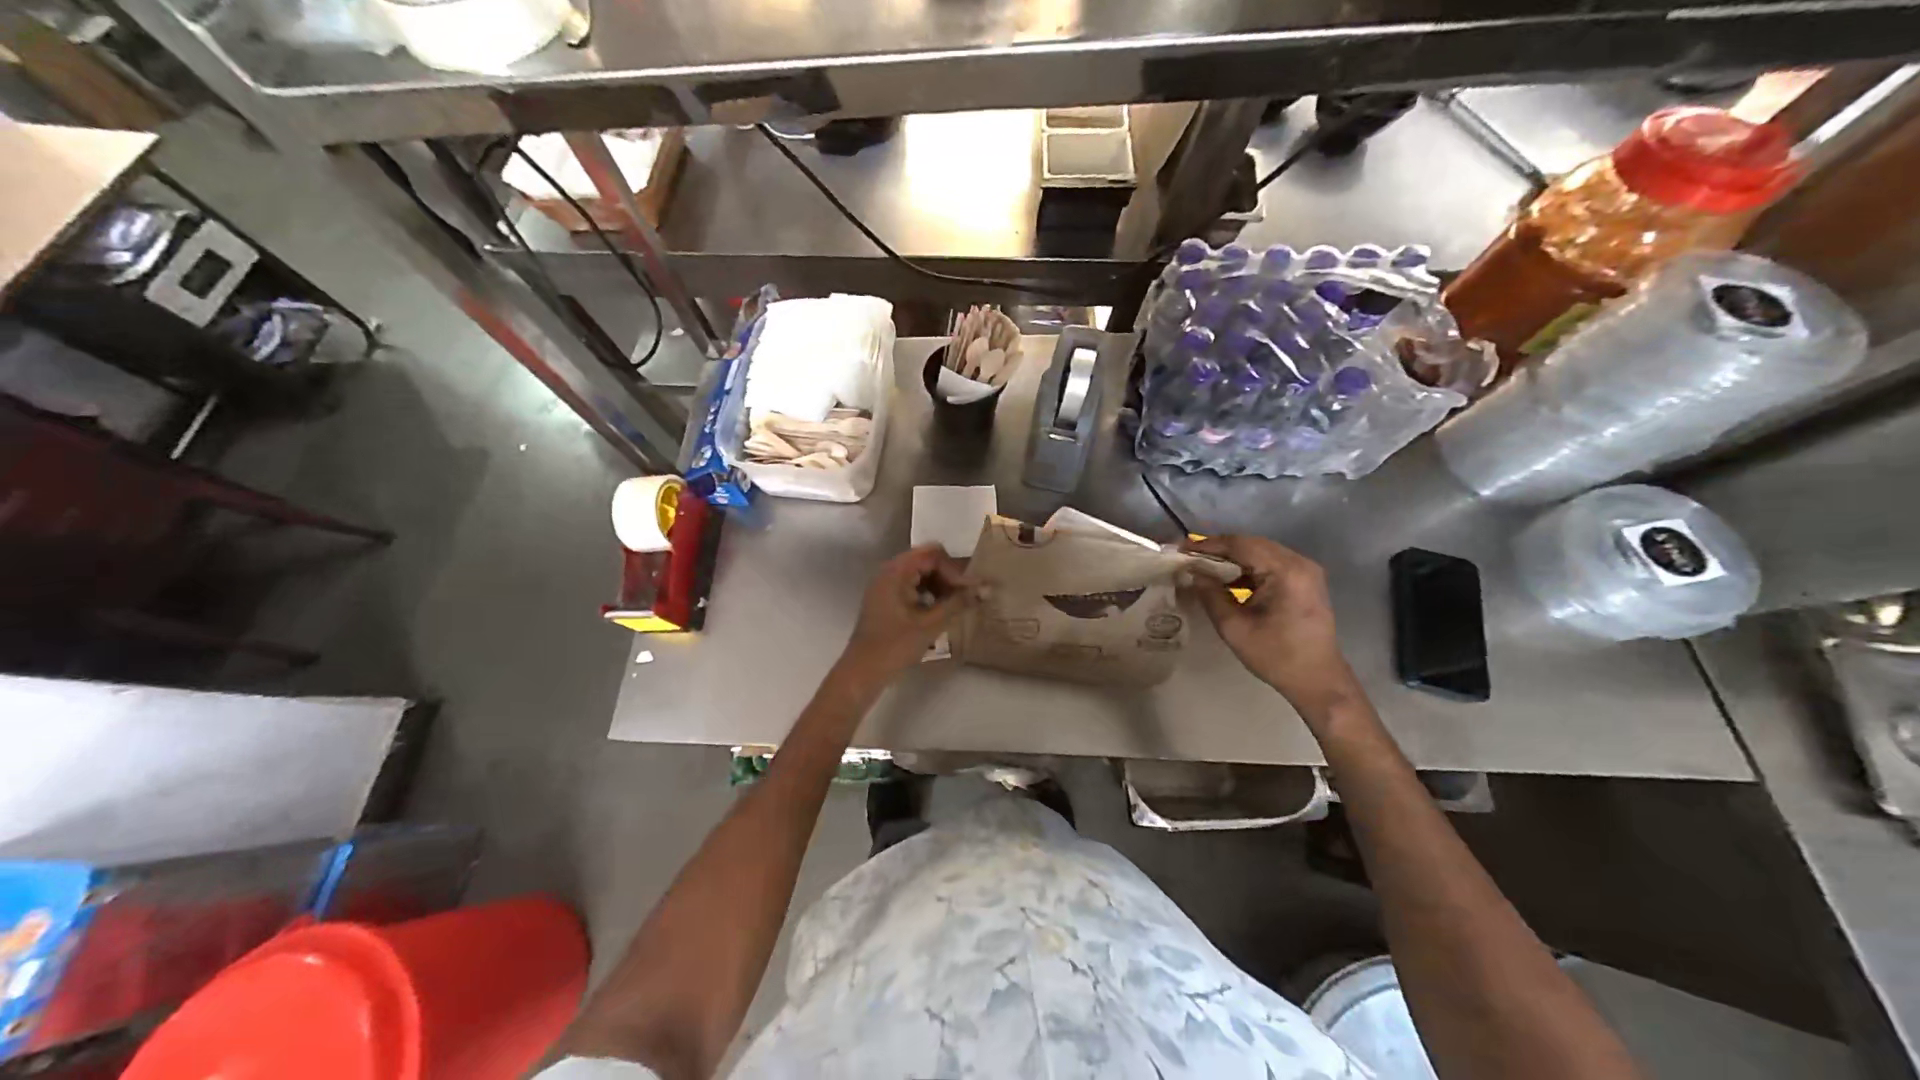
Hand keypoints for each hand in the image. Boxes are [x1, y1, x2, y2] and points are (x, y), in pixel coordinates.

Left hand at [837, 544, 971, 687]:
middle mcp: (889, 571)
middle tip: (965, 598)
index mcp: (896, 571)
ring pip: (920, 574)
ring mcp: (885, 584)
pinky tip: (937, 612)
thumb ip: (959, 603)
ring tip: (954, 606)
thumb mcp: (931, 624)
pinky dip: (927, 594)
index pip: (933, 555)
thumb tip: (986, 589)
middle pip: (926, 561)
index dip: (954, 571)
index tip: (969, 592)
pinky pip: (911, 586)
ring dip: (939, 586)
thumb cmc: (896, 645)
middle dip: (948, 577)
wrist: (863, 671)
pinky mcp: (885, 598)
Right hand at [1182, 535, 1360, 714]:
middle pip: (1252, 544)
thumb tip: (1192, 572)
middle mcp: (1299, 563)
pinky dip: (1249, 567)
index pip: (1241, 545)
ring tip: (1205, 566)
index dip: (1209, 545)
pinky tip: (1229, 578)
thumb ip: (1210, 595)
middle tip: (1190, 556)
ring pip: (1262, 552)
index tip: (1182, 549)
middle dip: (1220, 549)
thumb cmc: (1276, 656)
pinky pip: (1272, 563)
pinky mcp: (1306, 580)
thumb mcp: (1234, 627)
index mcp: (1285, 572)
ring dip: (1234, 557)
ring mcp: (1306, 570)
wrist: (1318, 680)